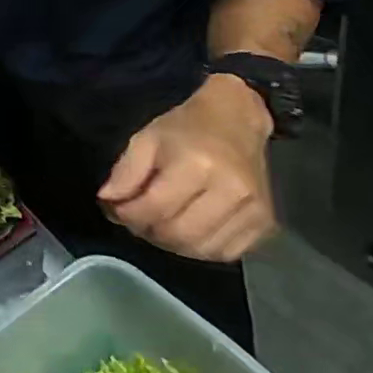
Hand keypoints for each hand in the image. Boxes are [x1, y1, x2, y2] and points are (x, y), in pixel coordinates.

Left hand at [97, 74, 275, 261]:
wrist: (237, 118)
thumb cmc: (186, 127)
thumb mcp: (147, 138)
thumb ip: (126, 171)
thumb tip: (107, 200)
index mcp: (197, 164)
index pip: (155, 207)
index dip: (129, 215)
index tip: (115, 209)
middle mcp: (230, 190)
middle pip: (178, 234)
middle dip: (148, 232)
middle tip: (136, 219)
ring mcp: (253, 210)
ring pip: (201, 250)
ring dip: (172, 244)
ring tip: (159, 224)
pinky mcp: (265, 224)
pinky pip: (226, 253)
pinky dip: (200, 248)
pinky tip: (188, 229)